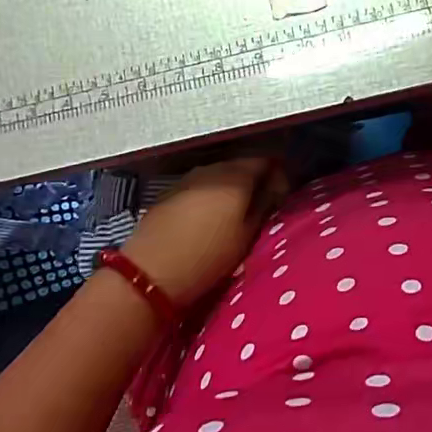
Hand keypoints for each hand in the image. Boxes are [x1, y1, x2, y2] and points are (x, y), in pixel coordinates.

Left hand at [118, 157, 288, 305]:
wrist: (149, 271)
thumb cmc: (208, 256)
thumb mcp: (246, 235)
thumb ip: (265, 205)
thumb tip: (276, 186)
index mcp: (236, 175)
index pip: (266, 160)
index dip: (278, 174)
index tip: (282, 194)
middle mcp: (211, 168)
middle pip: (241, 164)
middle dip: (254, 180)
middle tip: (262, 204)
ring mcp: (187, 178)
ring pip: (218, 174)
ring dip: (230, 187)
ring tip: (235, 212)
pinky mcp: (169, 191)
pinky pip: (199, 185)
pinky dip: (210, 194)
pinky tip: (208, 216)